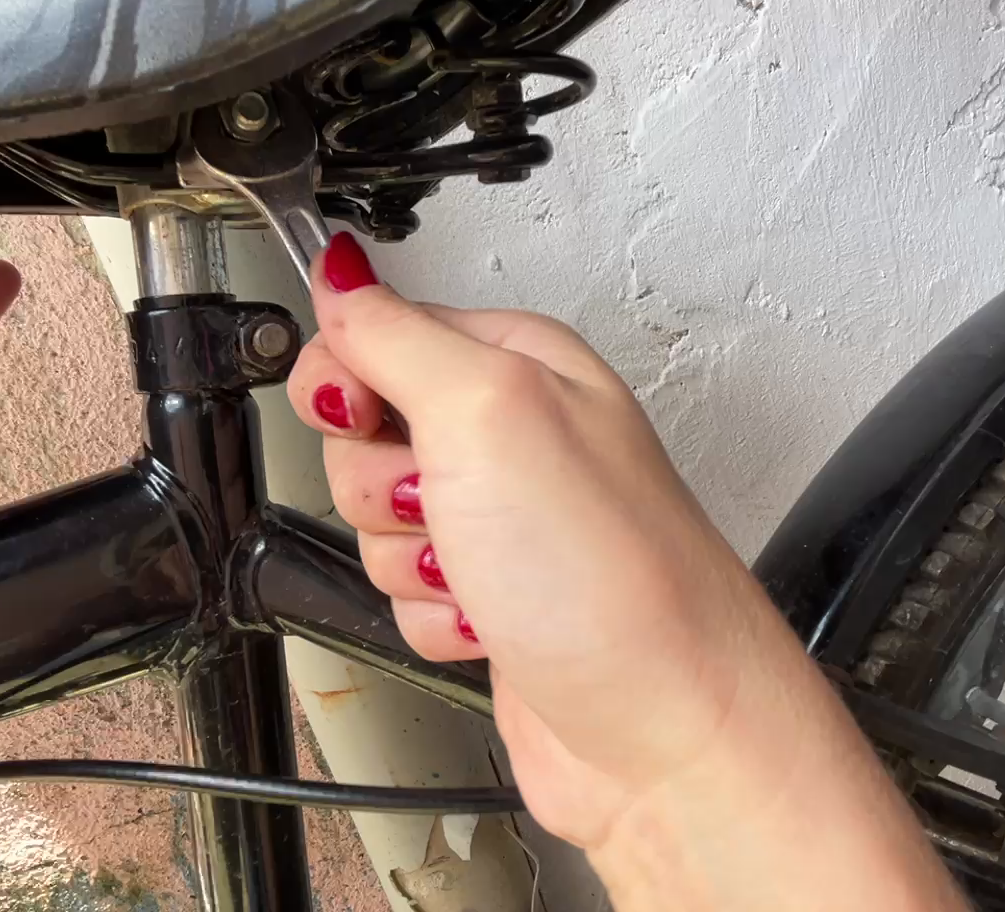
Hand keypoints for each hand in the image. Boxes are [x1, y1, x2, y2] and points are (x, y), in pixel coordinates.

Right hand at [287, 234, 964, 909]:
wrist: (665, 734)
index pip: (376, 330)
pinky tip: (493, 619)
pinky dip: (432, 614)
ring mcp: (494, 514)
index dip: (347, 378)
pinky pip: (398, 587)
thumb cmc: (610, 573)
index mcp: (513, 363)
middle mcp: (507, 432)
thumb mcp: (487, 414)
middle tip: (446, 502)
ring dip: (410, 557)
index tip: (360, 416)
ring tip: (483, 568)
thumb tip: (339, 270)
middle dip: (385, 483)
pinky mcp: (482, 587)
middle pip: (363, 432)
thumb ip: (396, 336)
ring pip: (372, 519)